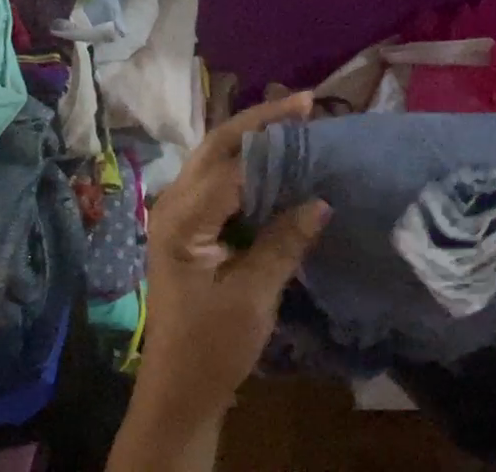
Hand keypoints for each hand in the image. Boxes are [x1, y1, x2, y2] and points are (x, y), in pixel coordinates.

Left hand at [107, 91, 331, 470]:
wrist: (178, 391)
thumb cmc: (211, 347)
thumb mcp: (254, 296)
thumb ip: (284, 242)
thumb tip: (321, 199)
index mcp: (183, 218)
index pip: (232, 164)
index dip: (274, 139)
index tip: (313, 117)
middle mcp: (174, 204)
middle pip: (217, 146)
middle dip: (260, 121)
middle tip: (304, 104)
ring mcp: (179, 214)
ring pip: (216, 159)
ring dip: (254, 139)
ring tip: (296, 123)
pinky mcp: (190, 227)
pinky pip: (219, 182)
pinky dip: (249, 166)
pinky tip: (278, 164)